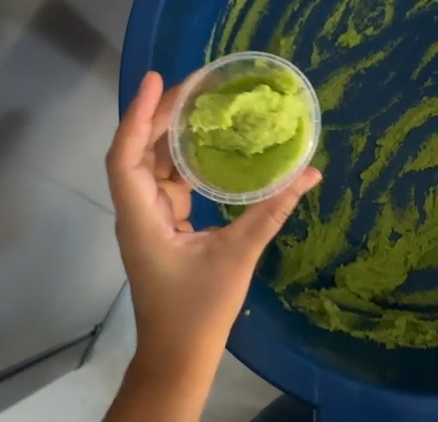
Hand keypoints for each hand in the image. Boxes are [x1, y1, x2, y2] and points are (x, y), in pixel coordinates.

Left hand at [106, 71, 320, 380]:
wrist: (179, 356)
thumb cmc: (198, 310)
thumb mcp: (238, 256)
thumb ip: (272, 211)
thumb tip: (310, 172)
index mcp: (142, 218)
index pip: (126, 157)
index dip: (138, 116)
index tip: (157, 80)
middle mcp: (139, 211)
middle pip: (139, 151)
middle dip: (161, 113)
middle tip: (196, 81)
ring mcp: (150, 217)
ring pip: (153, 162)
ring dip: (171, 130)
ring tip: (202, 98)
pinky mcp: (165, 223)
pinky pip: (169, 177)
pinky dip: (184, 153)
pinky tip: (209, 138)